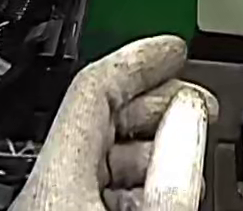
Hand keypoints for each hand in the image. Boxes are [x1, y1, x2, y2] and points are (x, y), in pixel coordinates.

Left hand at [11, 36, 218, 210]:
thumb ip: (173, 167)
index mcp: (54, 180)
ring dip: (151, 140)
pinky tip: (165, 189)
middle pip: (100, 116)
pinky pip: (95, 189)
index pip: (95, 85)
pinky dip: (136, 179)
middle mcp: (44, 192)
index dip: (141, 57)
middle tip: (198, 100)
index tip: (175, 48)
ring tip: (190, 145)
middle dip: (157, 98)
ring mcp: (51, 209)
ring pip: (100, 155)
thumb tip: (190, 109)